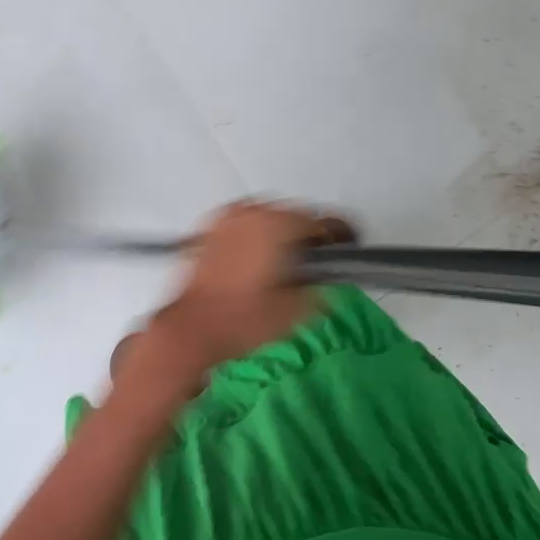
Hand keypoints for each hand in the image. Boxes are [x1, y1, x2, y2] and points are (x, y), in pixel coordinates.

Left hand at [116, 202, 354, 401]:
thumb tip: (329, 276)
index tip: (347, 252)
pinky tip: (257, 263)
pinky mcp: (208, 231)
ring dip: (280, 235)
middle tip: (316, 264)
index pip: (322, 221)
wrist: (192, 328)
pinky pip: (243, 226)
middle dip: (307, 236)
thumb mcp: (300, 307)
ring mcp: (226, 219)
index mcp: (277, 222)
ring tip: (285, 265)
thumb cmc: (245, 319)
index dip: (339, 239)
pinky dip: (255, 237)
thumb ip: (324, 284)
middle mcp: (251, 211)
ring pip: (266, 217)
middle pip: (294, 215)